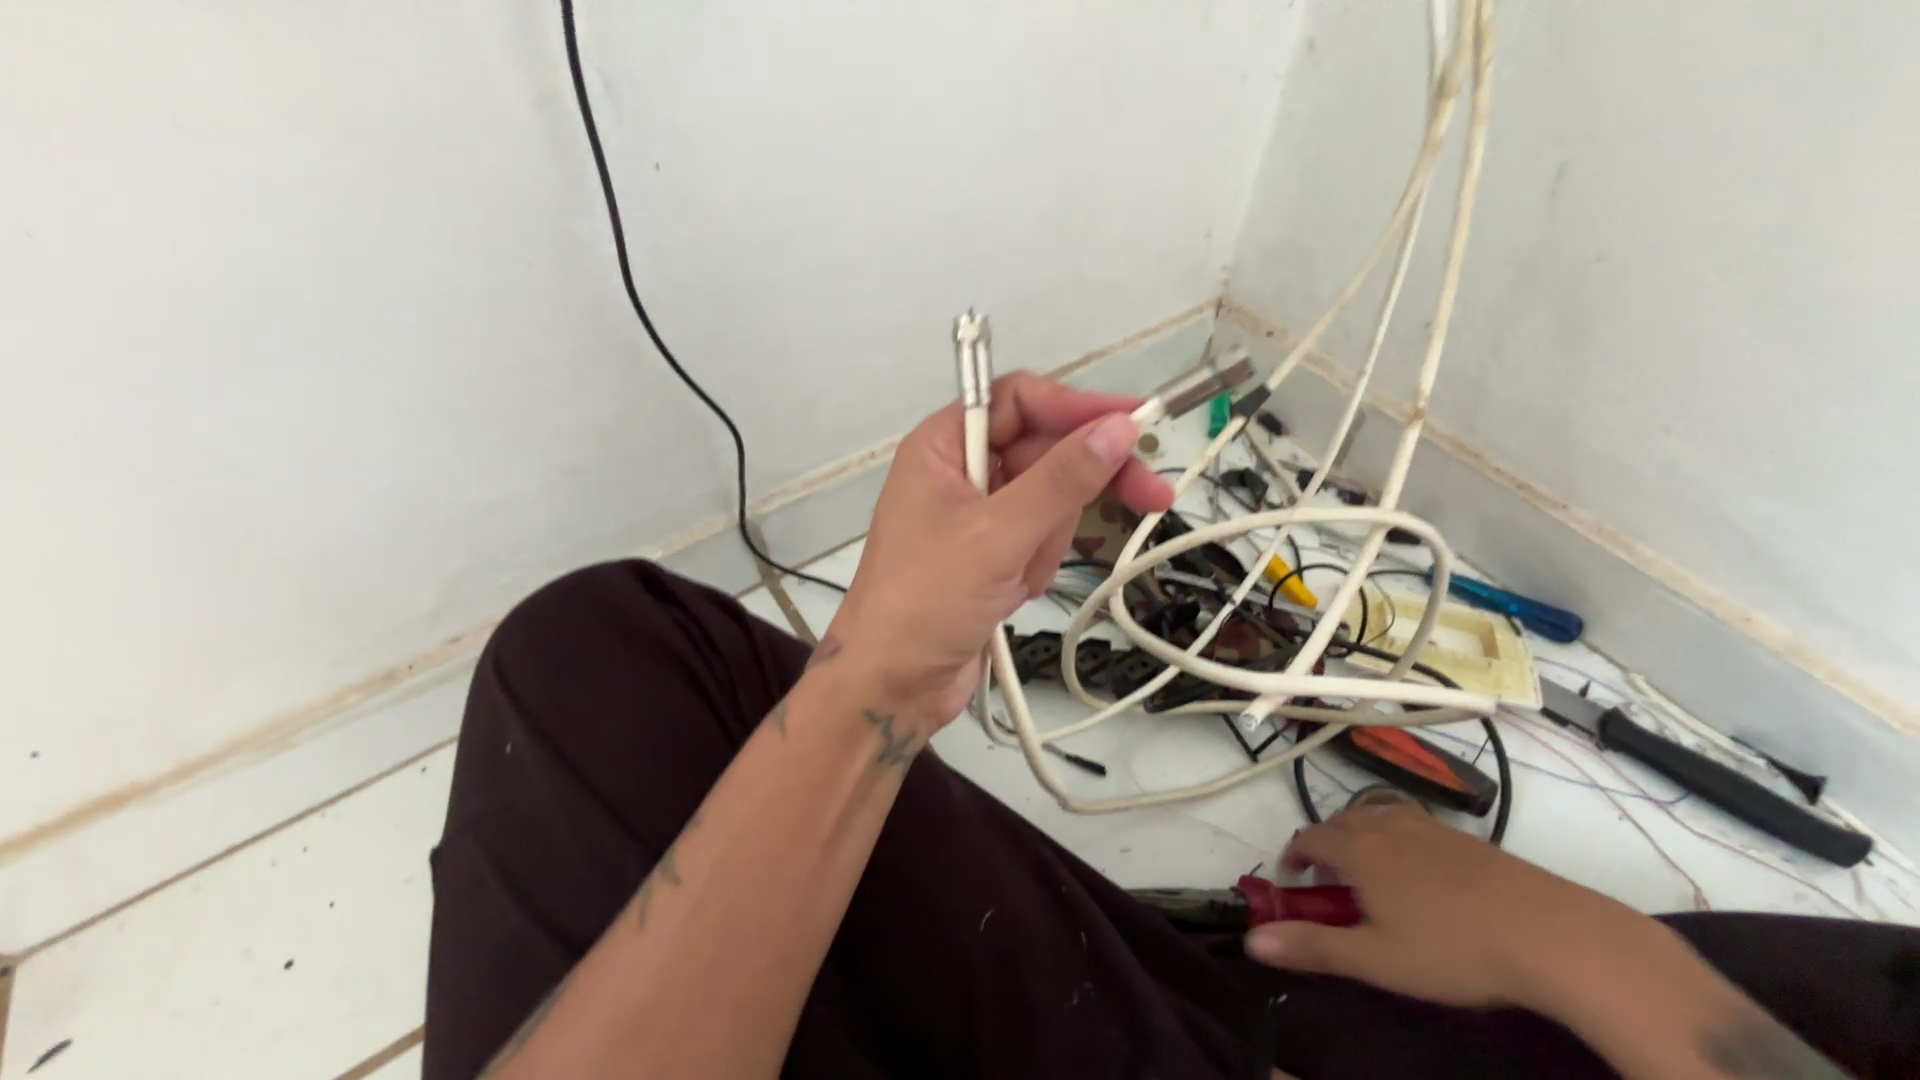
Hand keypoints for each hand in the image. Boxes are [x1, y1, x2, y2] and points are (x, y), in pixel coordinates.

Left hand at [825, 374, 1172, 731]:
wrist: (891, 687)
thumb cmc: (926, 602)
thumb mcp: (998, 534)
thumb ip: (1062, 479)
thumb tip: (1118, 429)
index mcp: (943, 446)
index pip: (1020, 401)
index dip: (1077, 407)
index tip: (1134, 423)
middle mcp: (959, 472)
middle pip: (1044, 450)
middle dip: (1081, 484)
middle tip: (1153, 496)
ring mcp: (975, 516)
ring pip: (1048, 500)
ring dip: (1047, 540)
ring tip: (1016, 577)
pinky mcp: (990, 556)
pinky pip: (1037, 539)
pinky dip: (1036, 564)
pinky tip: (1012, 594)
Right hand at [1245, 801, 1660, 1011]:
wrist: (1554, 935)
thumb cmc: (1453, 949)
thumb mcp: (1376, 959)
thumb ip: (1312, 947)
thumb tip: (1250, 940)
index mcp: (1359, 848)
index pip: (1309, 836)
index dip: (1293, 856)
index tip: (1293, 882)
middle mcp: (1389, 825)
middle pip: (1341, 820)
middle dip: (1325, 844)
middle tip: (1329, 884)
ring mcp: (1431, 827)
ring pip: (1378, 816)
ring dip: (1361, 837)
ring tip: (1371, 875)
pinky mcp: (1467, 838)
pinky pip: (1413, 824)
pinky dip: (1397, 839)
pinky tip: (1421, 878)